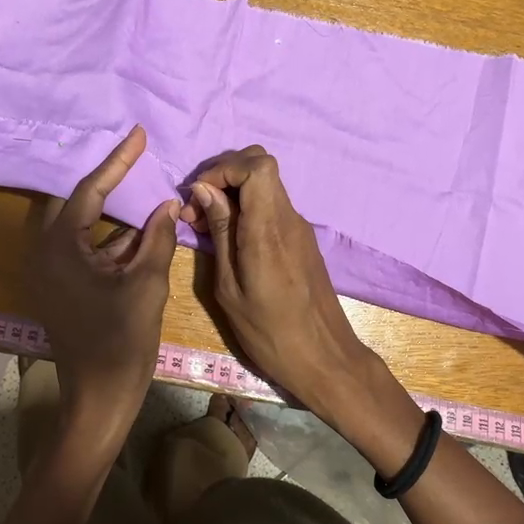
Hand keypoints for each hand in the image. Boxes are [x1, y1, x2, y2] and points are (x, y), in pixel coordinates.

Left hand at [26, 126, 179, 450]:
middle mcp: (46, 253)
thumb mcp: (146, 284)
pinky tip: (141, 230)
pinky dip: (111, 240)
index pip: (90, 190)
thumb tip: (166, 203)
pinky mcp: (61, 288)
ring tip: (145, 189)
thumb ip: (156, 238)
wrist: (99, 401)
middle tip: (137, 155)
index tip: (138, 133)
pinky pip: (85, 250)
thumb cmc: (121, 342)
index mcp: (60, 247)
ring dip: (113, 213)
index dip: (118, 161)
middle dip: (109, 180)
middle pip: (79, 203)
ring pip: (83, 227)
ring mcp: (51, 272)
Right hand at [181, 146, 377, 418]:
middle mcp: (288, 218)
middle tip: (198, 207)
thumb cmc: (270, 333)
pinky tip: (229, 237)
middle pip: (261, 163)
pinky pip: (271, 205)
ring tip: (206, 225)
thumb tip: (204, 190)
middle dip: (223, 174)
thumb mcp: (229, 288)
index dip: (223, 167)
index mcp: (268, 229)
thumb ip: (220, 232)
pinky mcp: (301, 239)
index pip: (257, 165)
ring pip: (265, 183)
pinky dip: (246, 207)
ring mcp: (298, 227)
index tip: (198, 196)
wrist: (325, 360)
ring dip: (232, 191)